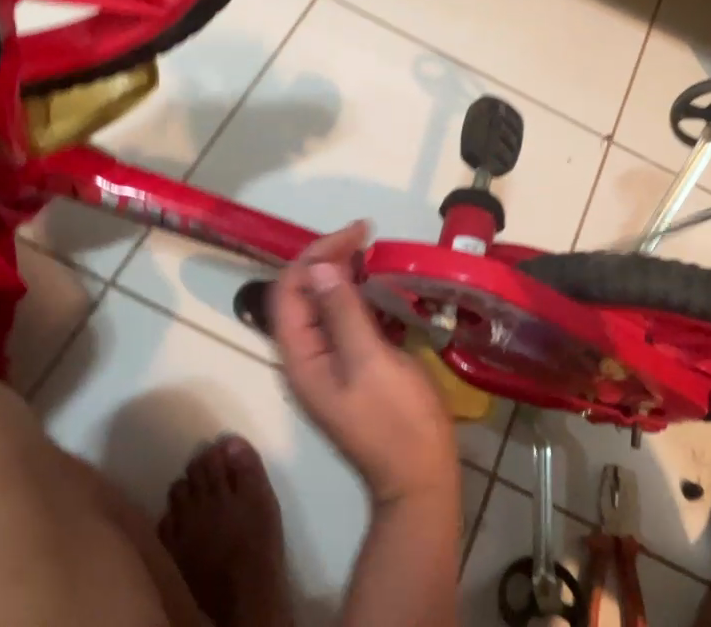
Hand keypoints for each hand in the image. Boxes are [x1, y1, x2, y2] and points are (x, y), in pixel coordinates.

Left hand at [270, 222, 458, 506]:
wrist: (419, 476)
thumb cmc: (396, 419)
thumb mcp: (369, 360)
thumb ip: (342, 311)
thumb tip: (318, 266)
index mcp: (301, 356)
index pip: (290, 289)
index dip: (317, 254)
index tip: (358, 233)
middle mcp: (307, 356)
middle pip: (304, 294)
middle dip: (330, 260)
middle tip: (368, 237)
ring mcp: (331, 364)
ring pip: (326, 306)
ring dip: (346, 276)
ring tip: (376, 255)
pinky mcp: (354, 368)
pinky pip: (348, 323)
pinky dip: (362, 299)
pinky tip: (386, 289)